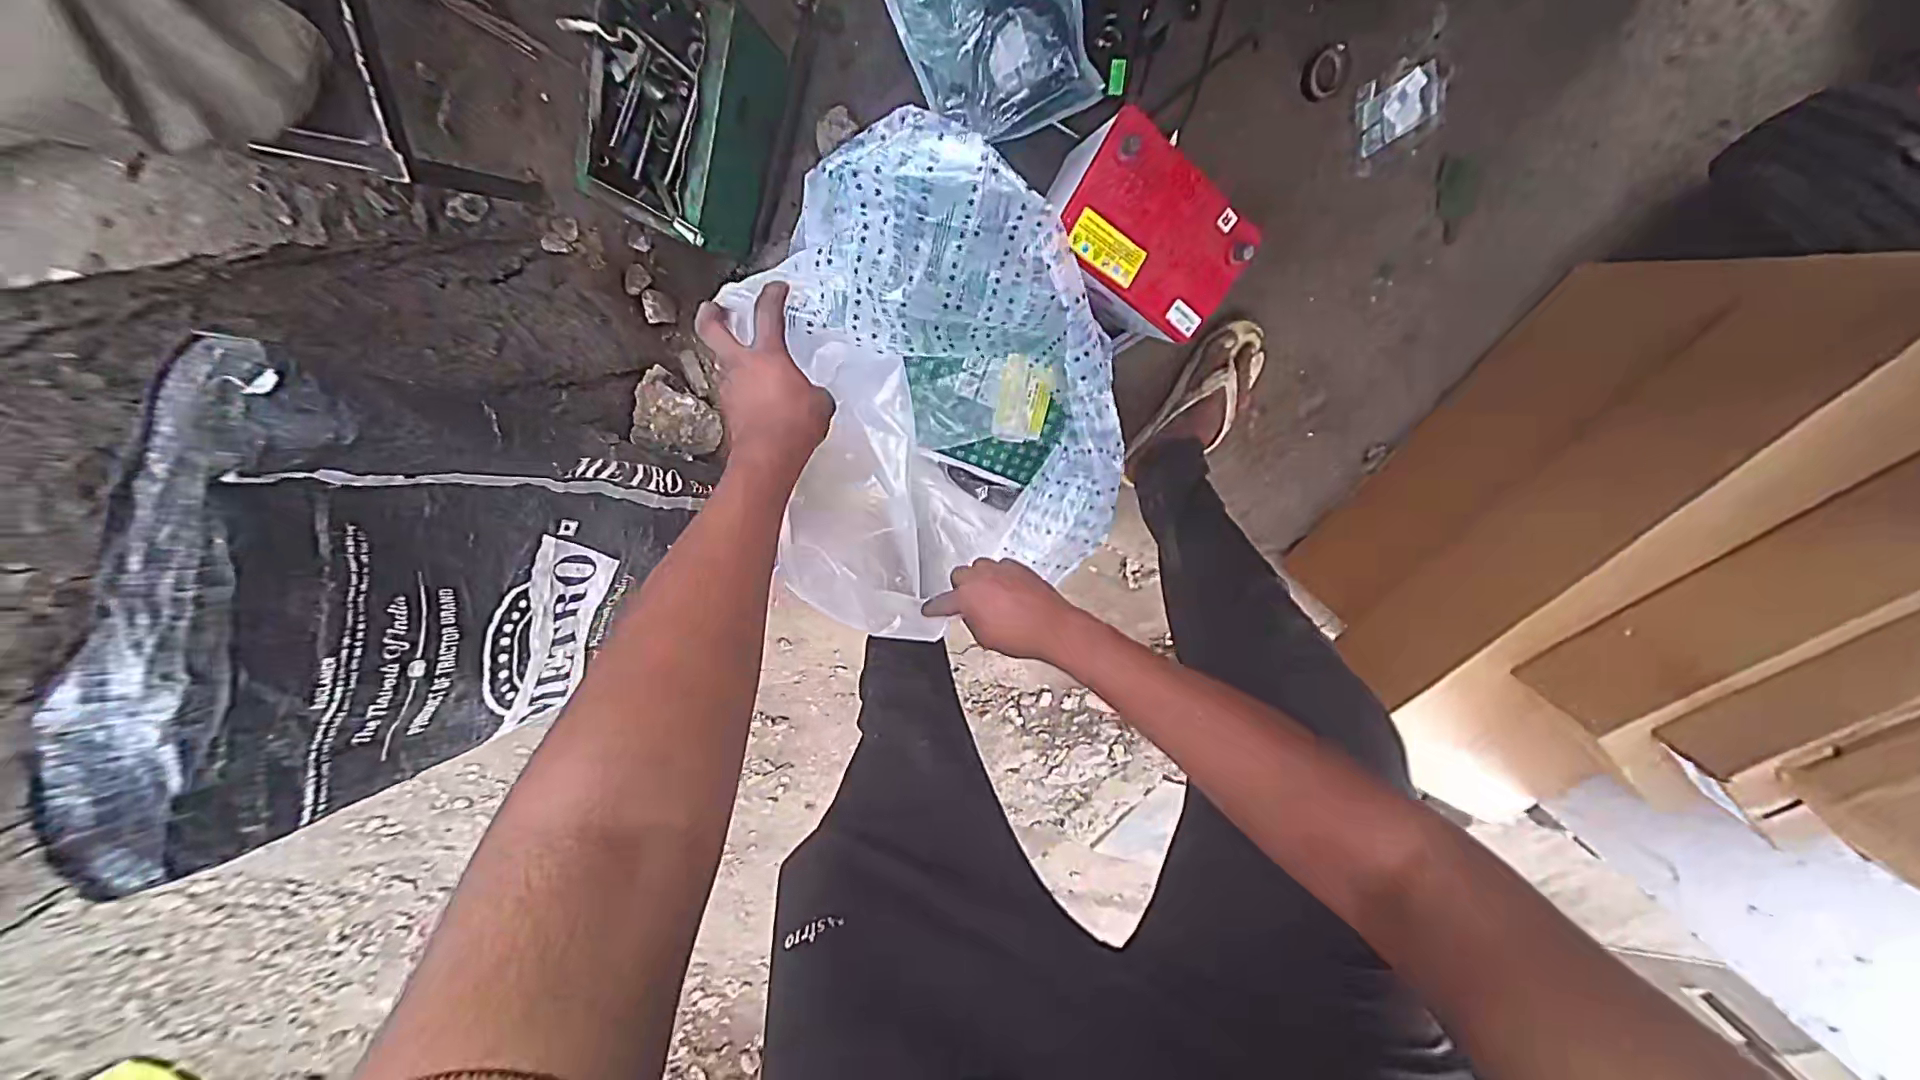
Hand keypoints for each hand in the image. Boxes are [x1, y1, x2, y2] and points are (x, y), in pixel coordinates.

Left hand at [696, 281, 832, 478]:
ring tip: (748, 365)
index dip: (772, 295)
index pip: (768, 314)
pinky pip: (733, 392)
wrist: (767, 457)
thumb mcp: (820, 402)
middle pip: (713, 329)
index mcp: (767, 356)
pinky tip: (757, 399)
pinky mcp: (728, 411)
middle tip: (715, 307)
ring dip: (730, 359)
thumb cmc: (796, 425)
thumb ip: (814, 391)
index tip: (777, 288)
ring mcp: (730, 388)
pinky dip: (742, 390)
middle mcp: (741, 366)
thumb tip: (811, 394)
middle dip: (712, 314)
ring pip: (723, 363)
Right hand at [922, 558, 1087, 661]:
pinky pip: (1001, 567)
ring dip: (980, 579)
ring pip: (979, 566)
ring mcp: (1000, 569)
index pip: (941, 601)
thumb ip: (971, 621)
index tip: (930, 610)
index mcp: (967, 597)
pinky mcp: (1018, 567)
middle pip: (959, 575)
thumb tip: (971, 614)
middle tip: (969, 603)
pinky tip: (1007, 592)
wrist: (1053, 627)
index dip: (933, 608)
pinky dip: (1000, 576)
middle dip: (961, 588)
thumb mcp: (985, 637)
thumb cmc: (1023, 635)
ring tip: (990, 597)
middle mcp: (981, 577)